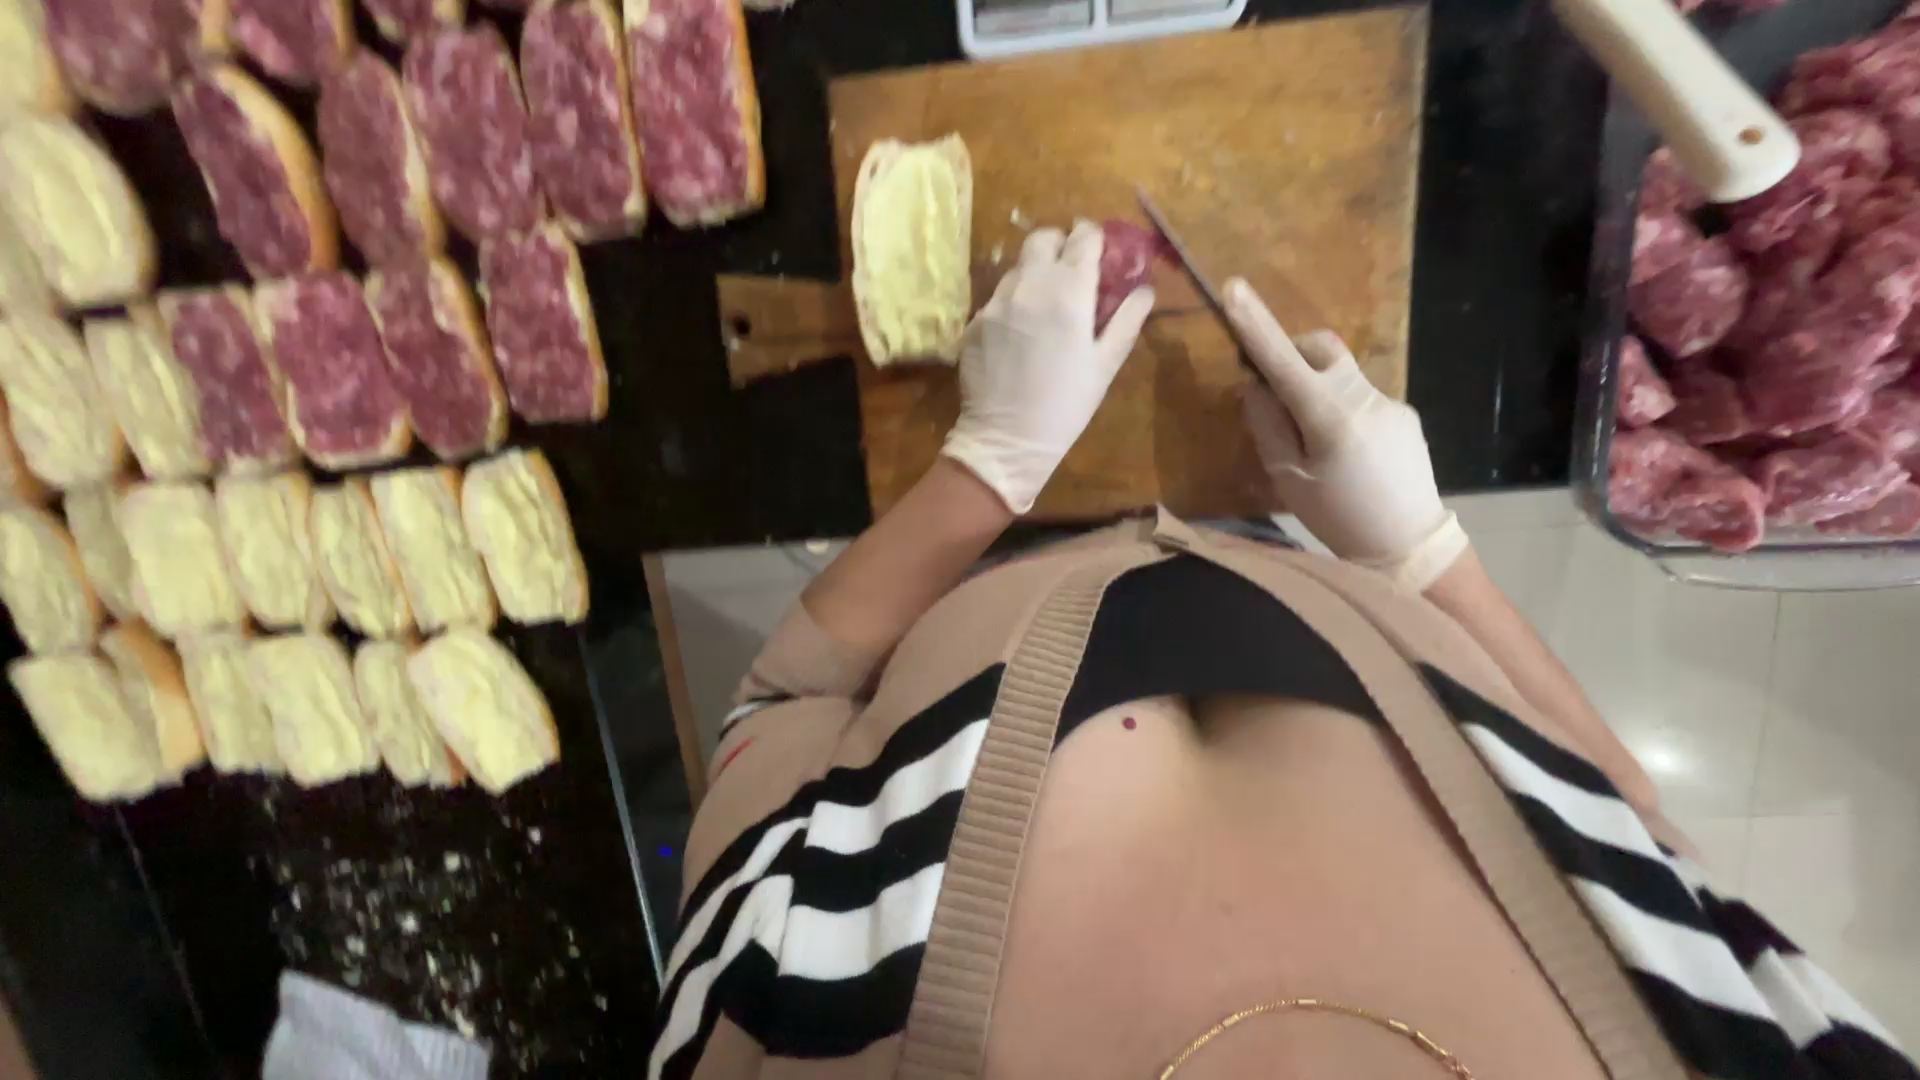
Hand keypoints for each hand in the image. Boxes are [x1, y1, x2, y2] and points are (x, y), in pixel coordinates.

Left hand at [941, 220, 1154, 513]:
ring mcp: (995, 303)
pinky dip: (1011, 306)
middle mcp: (1028, 285)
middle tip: (1069, 275)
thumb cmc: (1066, 405)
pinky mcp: (973, 322)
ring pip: (1016, 269)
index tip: (1098, 254)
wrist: (1006, 440)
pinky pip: (997, 300)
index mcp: (1068, 291)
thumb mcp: (1105, 364)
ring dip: (1033, 277)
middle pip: (1042, 239)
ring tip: (1043, 311)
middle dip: (1059, 247)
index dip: (1093, 240)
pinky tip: (1017, 339)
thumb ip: (1127, 320)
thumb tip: (1144, 289)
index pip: (1083, 237)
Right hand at [1228, 278, 1467, 591]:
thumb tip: (1255, 386)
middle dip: (1291, 354)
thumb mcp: (1288, 479)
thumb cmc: (1338, 518)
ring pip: (1340, 373)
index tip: (1234, 288)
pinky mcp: (1404, 415)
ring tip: (1311, 441)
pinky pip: (1360, 396)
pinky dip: (1338, 409)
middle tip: (1272, 390)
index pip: (1284, 360)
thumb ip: (1269, 426)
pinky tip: (1344, 454)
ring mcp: (1390, 403)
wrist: (1409, 545)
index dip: (1256, 324)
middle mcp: (1364, 398)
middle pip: (1321, 348)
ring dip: (1314, 388)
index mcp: (1330, 418)